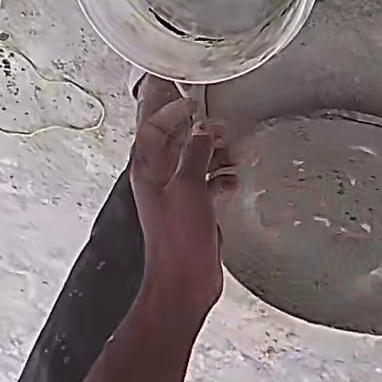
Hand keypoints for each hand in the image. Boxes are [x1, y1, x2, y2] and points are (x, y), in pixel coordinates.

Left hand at [129, 77, 237, 313]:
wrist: (185, 282)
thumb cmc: (179, 238)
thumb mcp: (189, 186)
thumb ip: (195, 152)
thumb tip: (203, 128)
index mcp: (148, 168)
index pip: (152, 126)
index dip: (169, 109)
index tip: (190, 99)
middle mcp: (159, 178)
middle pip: (176, 141)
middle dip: (197, 129)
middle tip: (220, 124)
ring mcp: (176, 194)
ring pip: (194, 160)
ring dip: (212, 152)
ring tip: (232, 148)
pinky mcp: (192, 209)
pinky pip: (206, 182)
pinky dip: (220, 176)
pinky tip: (234, 178)